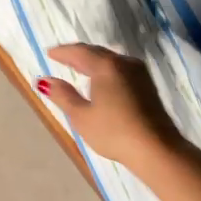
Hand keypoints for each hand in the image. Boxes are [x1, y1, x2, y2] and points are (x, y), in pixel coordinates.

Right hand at [37, 44, 186, 167]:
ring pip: (110, 59)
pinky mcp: (147, 84)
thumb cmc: (114, 132)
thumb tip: (44, 81)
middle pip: (96, 52)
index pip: (79, 52)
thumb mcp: (81, 116)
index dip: (62, 52)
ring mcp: (139, 72)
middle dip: (78, 54)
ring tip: (78, 67)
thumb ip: (62, 95)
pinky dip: (106, 69)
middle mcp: (124, 62)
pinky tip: (101, 79)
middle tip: (62, 58)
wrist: (157, 149)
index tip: (49, 53)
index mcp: (105, 66)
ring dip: (93, 61)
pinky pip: (120, 68)